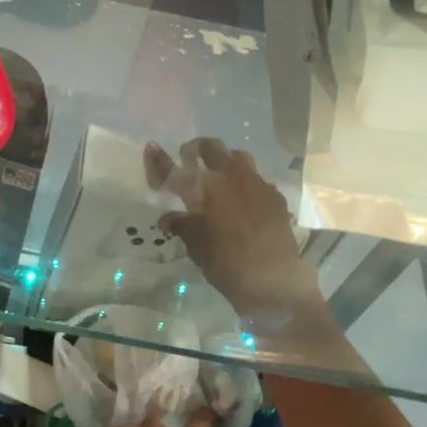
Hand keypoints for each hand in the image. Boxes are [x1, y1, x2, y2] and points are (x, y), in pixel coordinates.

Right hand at [146, 138, 323, 322]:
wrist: (271, 279)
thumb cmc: (226, 264)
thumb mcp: (197, 247)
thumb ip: (182, 226)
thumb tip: (169, 218)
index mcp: (205, 189)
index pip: (176, 171)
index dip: (160, 161)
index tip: (151, 147)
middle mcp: (231, 177)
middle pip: (212, 149)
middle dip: (197, 149)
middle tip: (189, 158)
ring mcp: (257, 183)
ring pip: (238, 157)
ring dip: (225, 160)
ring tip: (219, 174)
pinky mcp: (275, 196)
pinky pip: (257, 179)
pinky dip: (245, 183)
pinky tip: (243, 199)